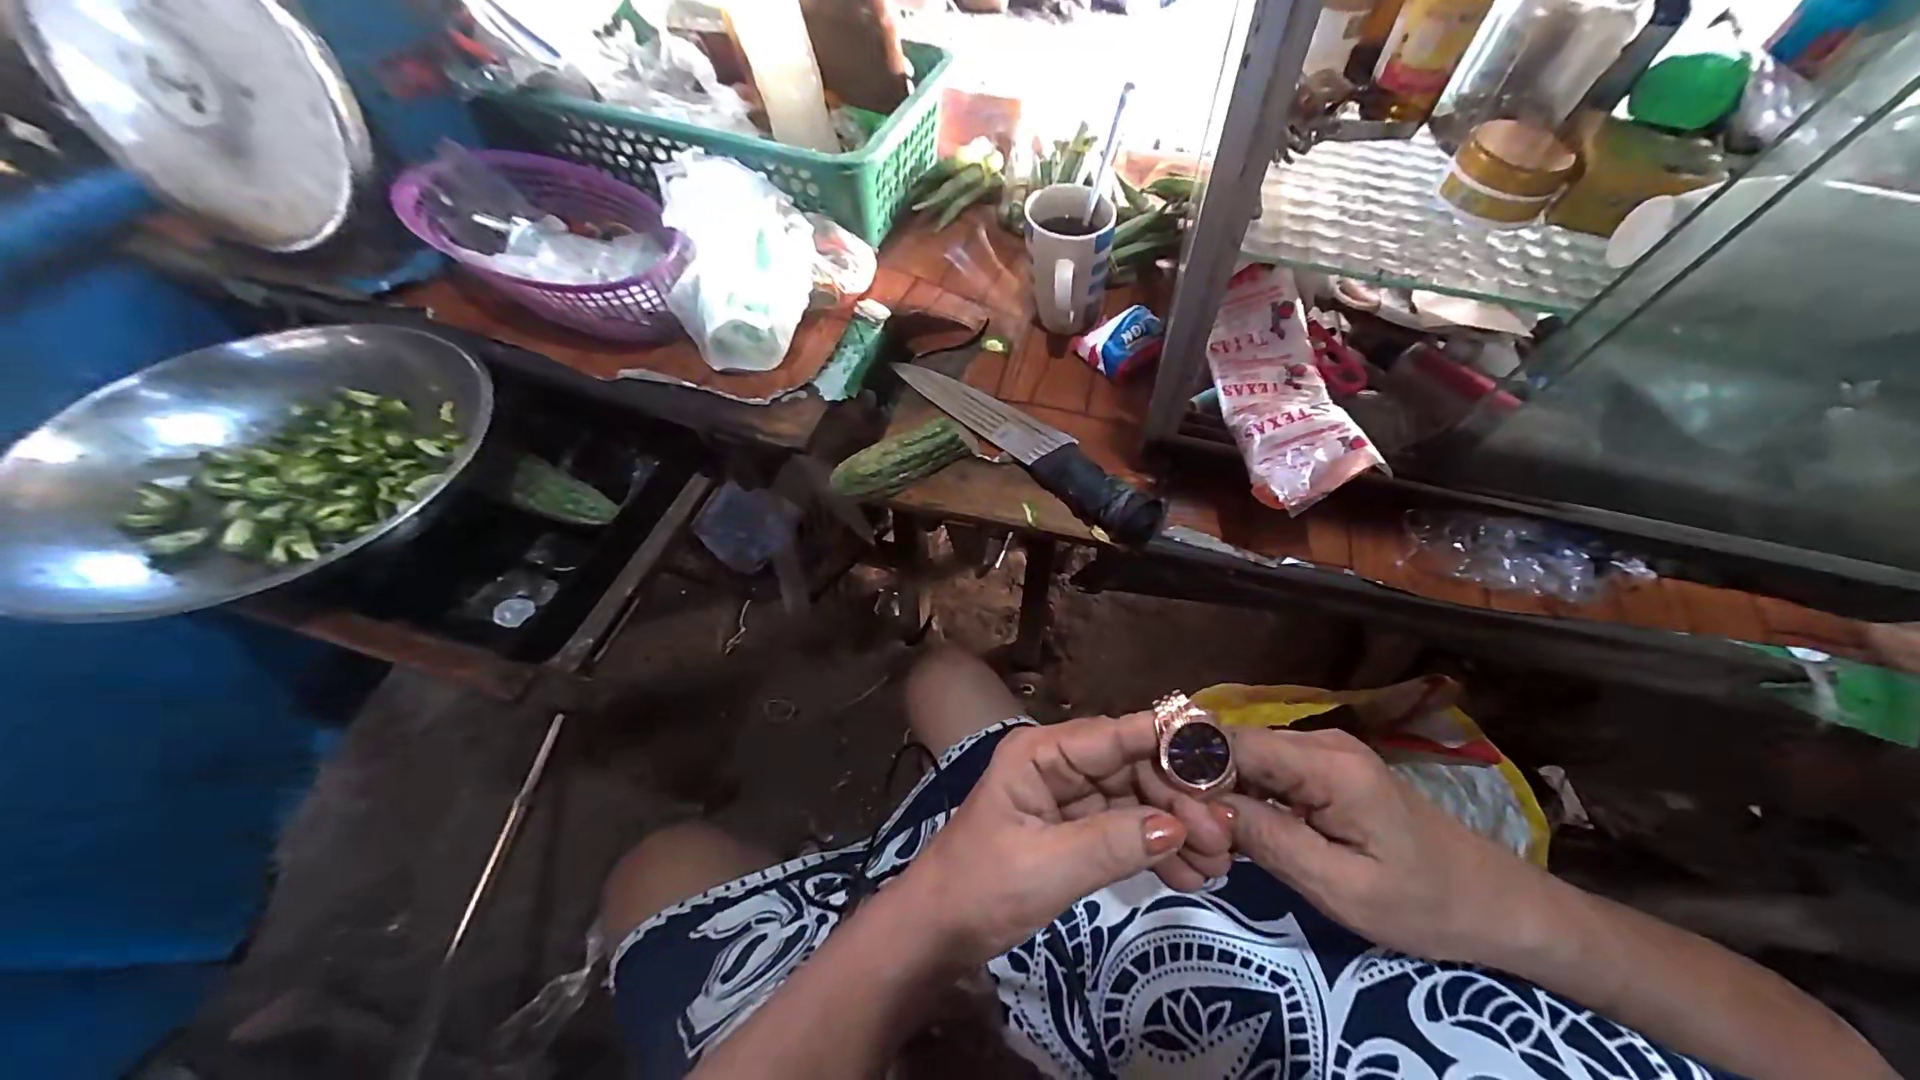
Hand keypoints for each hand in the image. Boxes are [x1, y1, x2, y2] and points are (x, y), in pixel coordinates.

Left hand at [895, 714, 1234, 966]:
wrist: (937, 930)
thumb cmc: (980, 887)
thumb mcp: (1046, 866)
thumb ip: (1112, 842)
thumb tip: (1180, 826)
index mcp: (1040, 752)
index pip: (1115, 735)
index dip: (1169, 742)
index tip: (1223, 757)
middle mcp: (1058, 764)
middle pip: (1133, 766)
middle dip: (1179, 798)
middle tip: (1223, 839)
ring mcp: (1069, 796)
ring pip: (1136, 798)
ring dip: (1177, 827)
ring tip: (1217, 865)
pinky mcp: (1076, 828)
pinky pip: (1127, 828)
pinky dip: (1157, 848)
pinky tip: (1190, 875)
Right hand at [1220, 728, 1547, 962]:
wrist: (1501, 906)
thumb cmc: (1428, 905)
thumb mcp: (1343, 888)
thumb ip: (1270, 841)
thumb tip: (1202, 807)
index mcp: (1328, 764)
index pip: (1231, 744)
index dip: (1190, 770)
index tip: (1174, 815)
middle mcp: (1319, 742)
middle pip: (1231, 747)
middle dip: (1200, 787)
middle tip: (1196, 842)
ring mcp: (1321, 752)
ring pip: (1241, 758)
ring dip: (1217, 794)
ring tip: (1213, 842)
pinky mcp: (1322, 769)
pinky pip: (1262, 771)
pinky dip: (1241, 797)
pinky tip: (1236, 831)